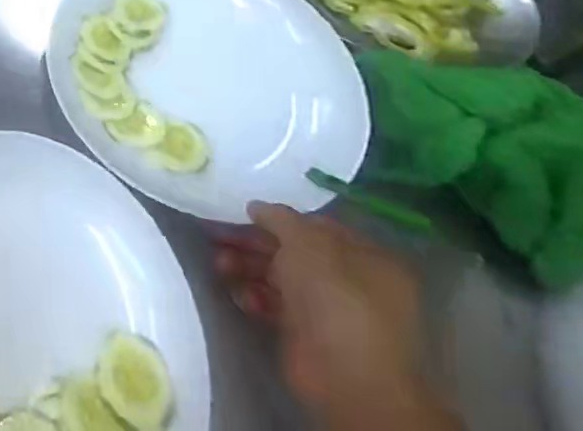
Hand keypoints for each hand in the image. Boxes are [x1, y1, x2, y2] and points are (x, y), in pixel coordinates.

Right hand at [215, 204, 458, 430]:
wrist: (345, 375)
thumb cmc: (334, 295)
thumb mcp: (306, 241)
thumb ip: (280, 217)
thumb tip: (257, 207)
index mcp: (364, 257)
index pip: (317, 227)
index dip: (280, 218)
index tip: (244, 213)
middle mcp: (350, 283)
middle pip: (293, 253)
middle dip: (253, 243)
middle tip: (218, 237)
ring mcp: (328, 312)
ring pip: (280, 279)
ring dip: (248, 268)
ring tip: (220, 265)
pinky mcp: (306, 337)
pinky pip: (275, 308)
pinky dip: (255, 298)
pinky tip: (239, 296)